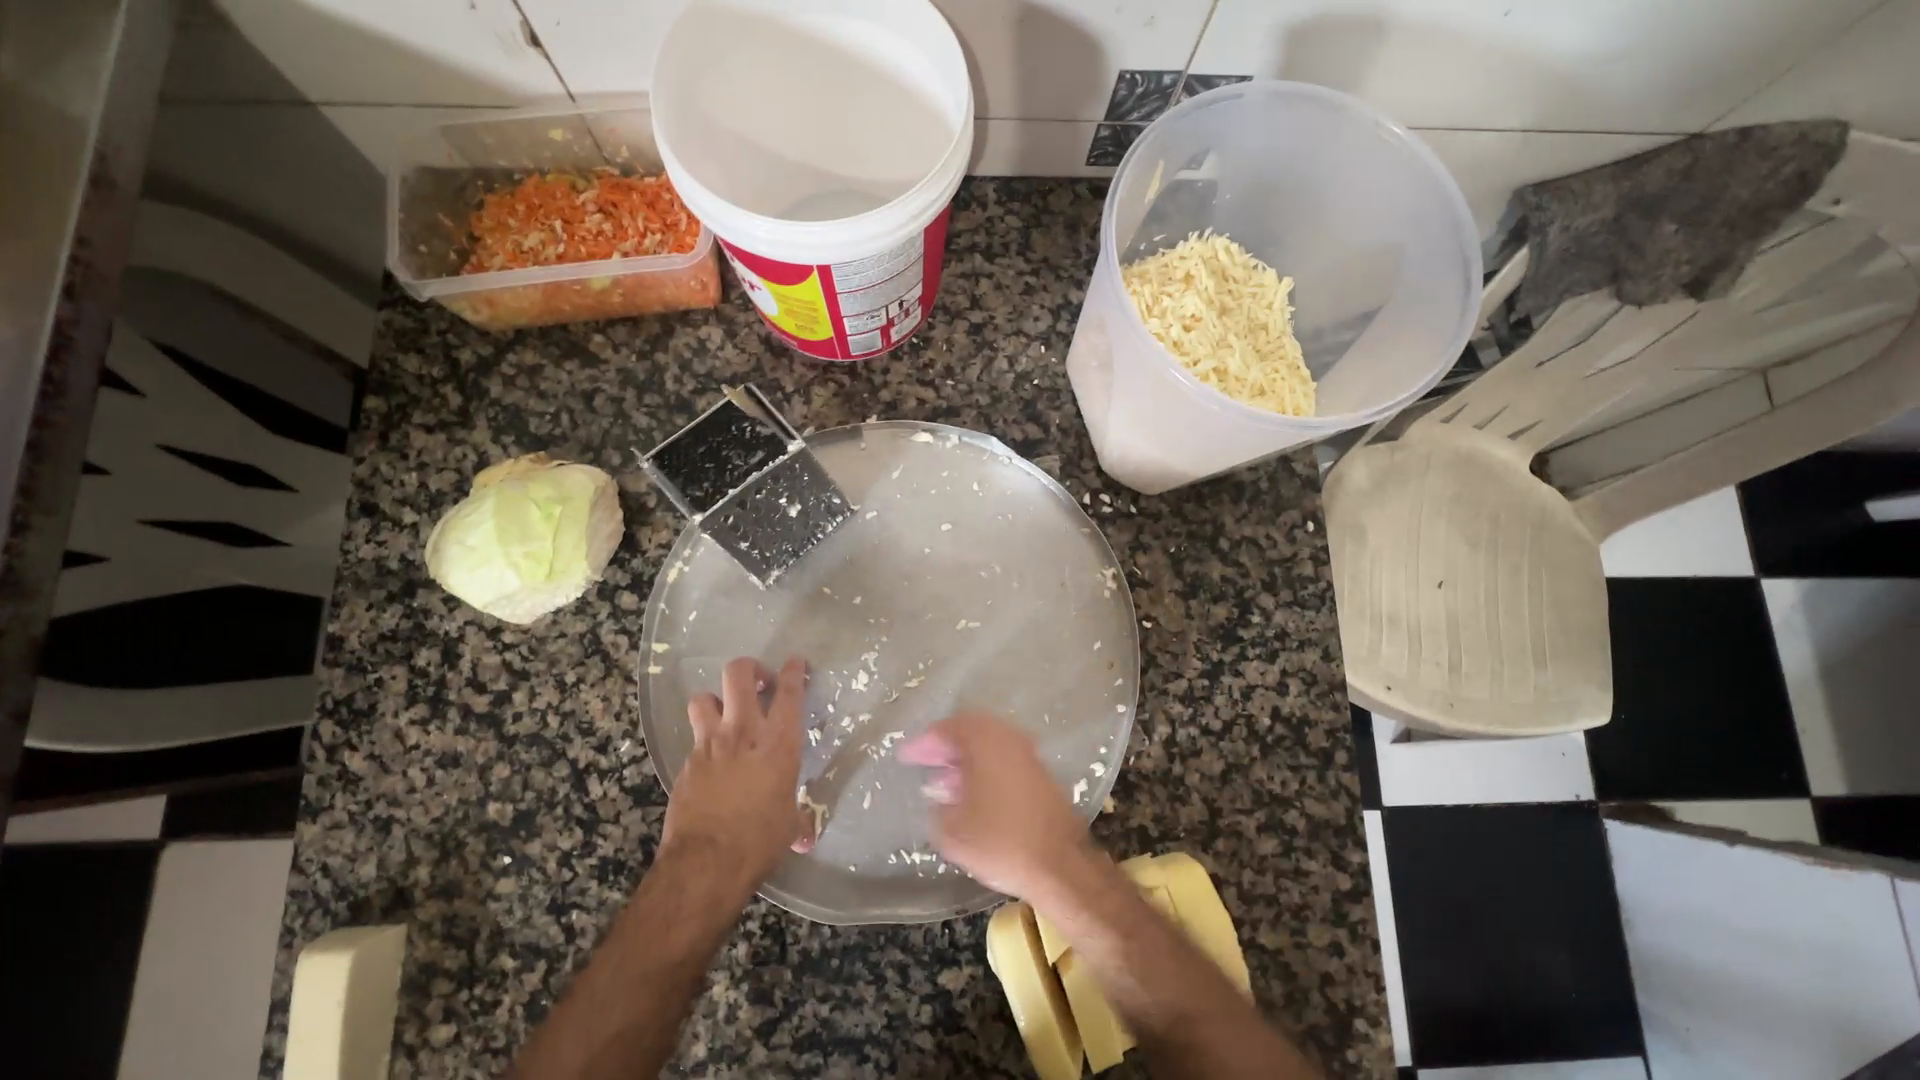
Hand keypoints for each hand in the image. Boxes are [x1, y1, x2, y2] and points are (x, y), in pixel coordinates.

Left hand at [662, 656, 816, 893]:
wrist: (706, 861)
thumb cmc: (759, 841)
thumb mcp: (788, 827)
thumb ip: (797, 821)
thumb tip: (805, 836)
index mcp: (778, 743)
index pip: (789, 692)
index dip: (794, 671)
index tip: (796, 663)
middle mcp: (742, 733)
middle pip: (739, 674)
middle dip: (751, 668)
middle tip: (760, 682)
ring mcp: (709, 745)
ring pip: (705, 698)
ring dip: (716, 701)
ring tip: (727, 716)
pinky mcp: (685, 763)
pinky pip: (694, 739)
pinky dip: (704, 743)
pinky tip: (712, 763)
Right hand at [898, 711, 1089, 897]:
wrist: (1060, 866)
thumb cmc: (1001, 842)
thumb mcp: (953, 831)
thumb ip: (938, 806)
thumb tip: (938, 792)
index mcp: (987, 742)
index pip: (949, 729)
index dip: (925, 742)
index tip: (907, 756)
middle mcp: (1010, 741)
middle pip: (972, 732)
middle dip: (946, 746)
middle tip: (925, 761)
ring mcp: (1030, 757)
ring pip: (991, 747)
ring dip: (966, 759)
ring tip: (944, 781)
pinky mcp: (1042, 778)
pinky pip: (1005, 762)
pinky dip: (985, 770)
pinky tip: (973, 795)